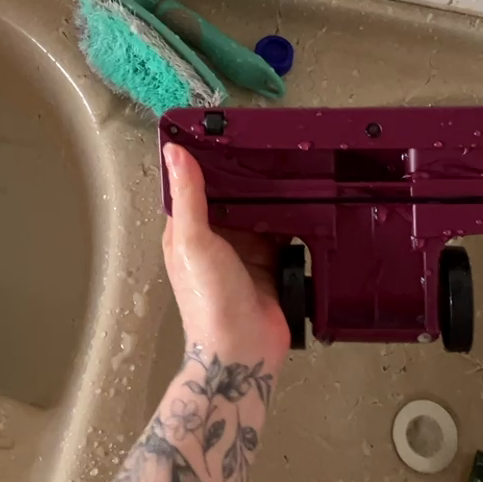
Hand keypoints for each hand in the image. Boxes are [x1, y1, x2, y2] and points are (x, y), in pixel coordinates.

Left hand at [162, 145, 291, 361]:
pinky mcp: (273, 261)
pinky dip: (295, 215)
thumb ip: (189, 197)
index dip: (206, 159)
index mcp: (188, 230)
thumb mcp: (193, 242)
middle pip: (232, 195)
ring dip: (274, 192)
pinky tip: (308, 195)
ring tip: (293, 160)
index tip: (224, 131)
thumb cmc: (210, 298)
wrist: (245, 351)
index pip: (195, 185)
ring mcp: (246, 250)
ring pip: (260, 210)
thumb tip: (174, 152)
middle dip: (248, 173)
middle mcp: (217, 237)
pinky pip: (284, 230)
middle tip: (271, 142)